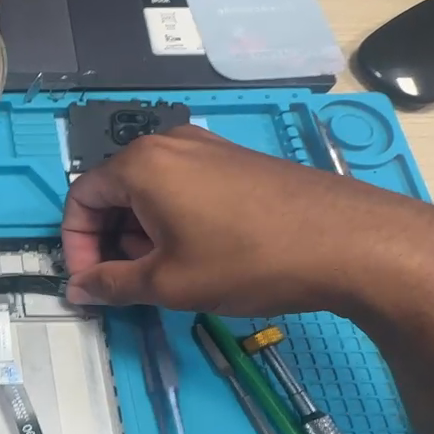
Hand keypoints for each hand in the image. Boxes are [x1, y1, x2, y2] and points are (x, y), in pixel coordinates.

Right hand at [63, 126, 433, 318]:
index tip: (92, 283)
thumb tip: (77, 289)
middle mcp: (168, 144)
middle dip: (109, 240)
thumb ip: (110, 285)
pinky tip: (199, 252)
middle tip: (128, 281)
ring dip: (141, 233)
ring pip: (148, 191)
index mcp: (140, 165)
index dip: (76, 247)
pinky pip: (181, 186)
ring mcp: (207, 147)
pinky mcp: (237, 160)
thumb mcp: (166, 283)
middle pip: (112, 193)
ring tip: (166, 271)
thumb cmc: (247, 261)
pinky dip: (172, 219)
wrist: (357, 244)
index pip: (80, 201)